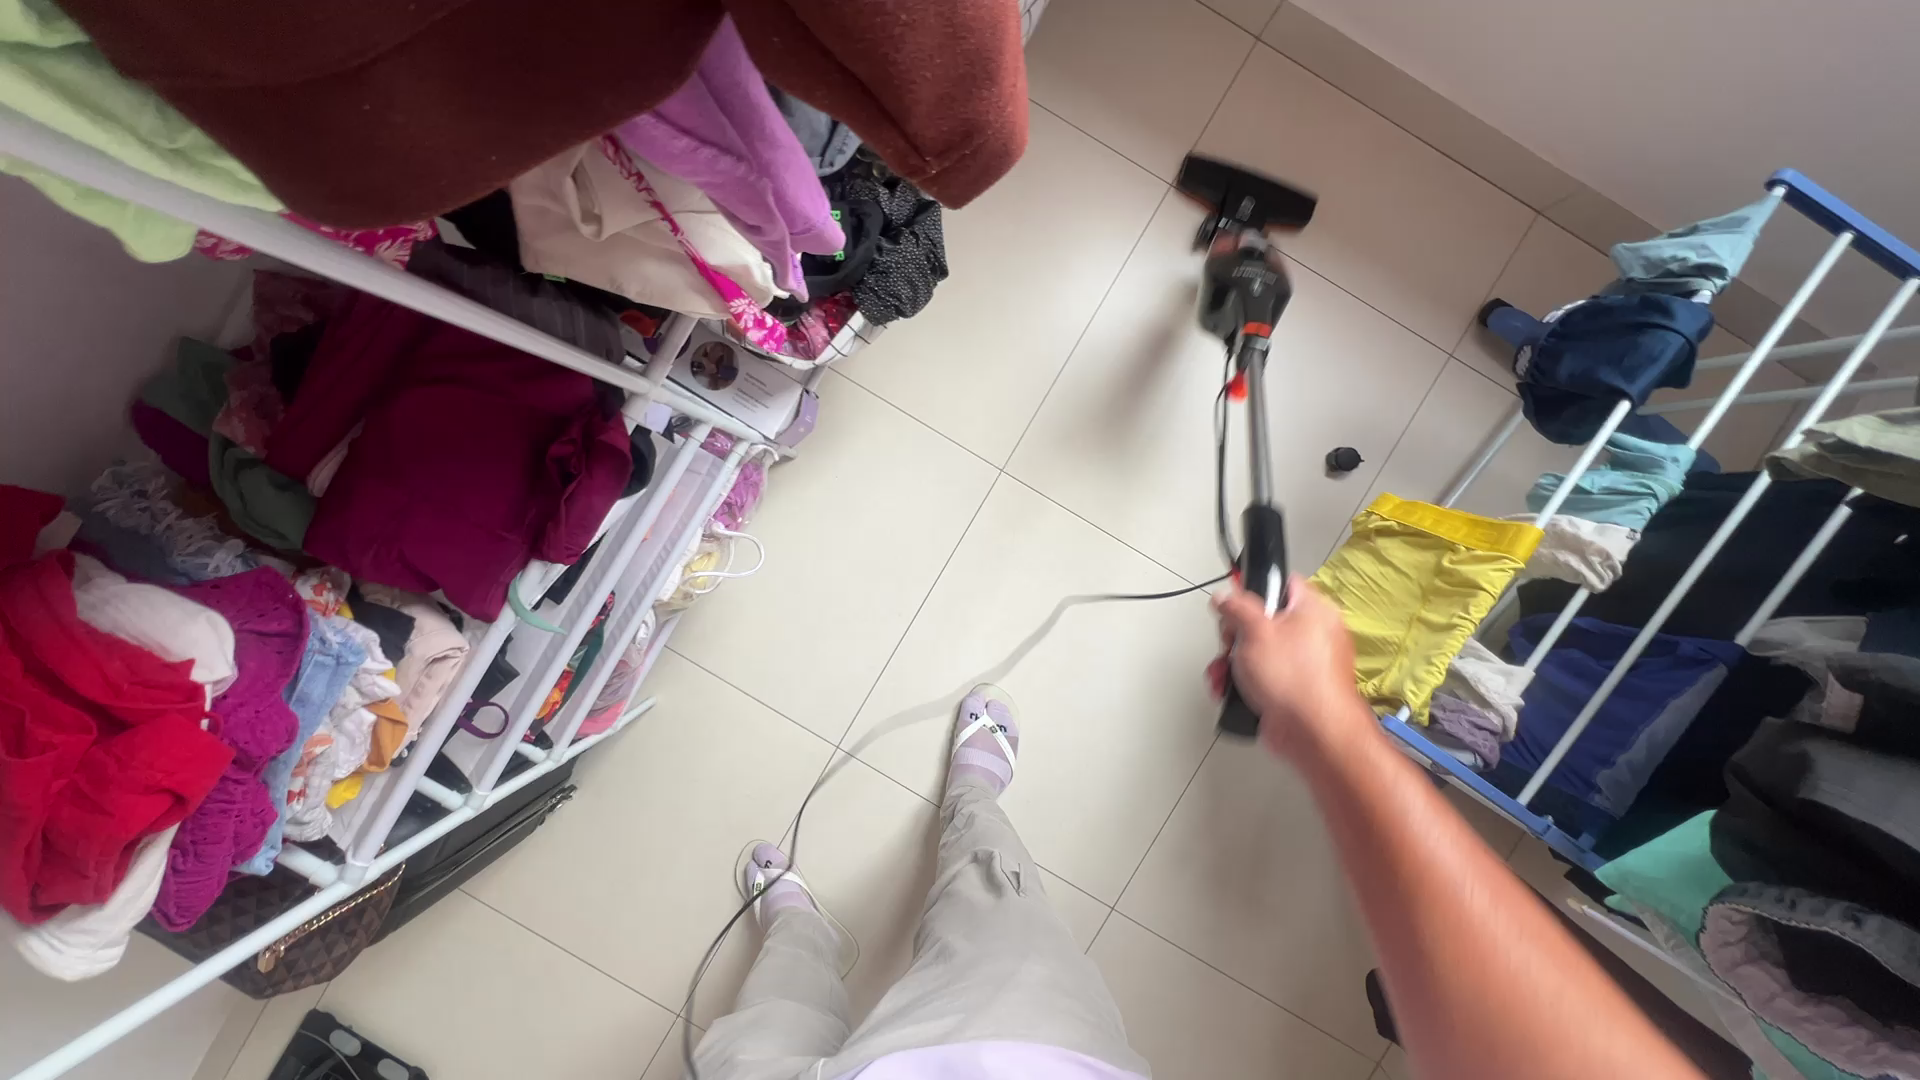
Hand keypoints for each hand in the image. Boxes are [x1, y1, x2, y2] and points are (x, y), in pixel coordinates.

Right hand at [1210, 577, 1370, 760]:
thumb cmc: (1298, 683)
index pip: (1282, 583)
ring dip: (1233, 662)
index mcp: (1312, 610)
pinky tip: (1231, 690)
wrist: (1313, 734)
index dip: (1254, 588)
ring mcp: (1303, 663)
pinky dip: (1243, 682)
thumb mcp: (1255, 631)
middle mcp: (1312, 634)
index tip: (1235, 599)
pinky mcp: (1293, 688)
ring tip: (1226, 673)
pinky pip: (1262, 676)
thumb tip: (1226, 597)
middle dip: (1236, 635)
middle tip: (1232, 642)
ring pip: (1258, 651)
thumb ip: (1237, 606)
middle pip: (1263, 619)